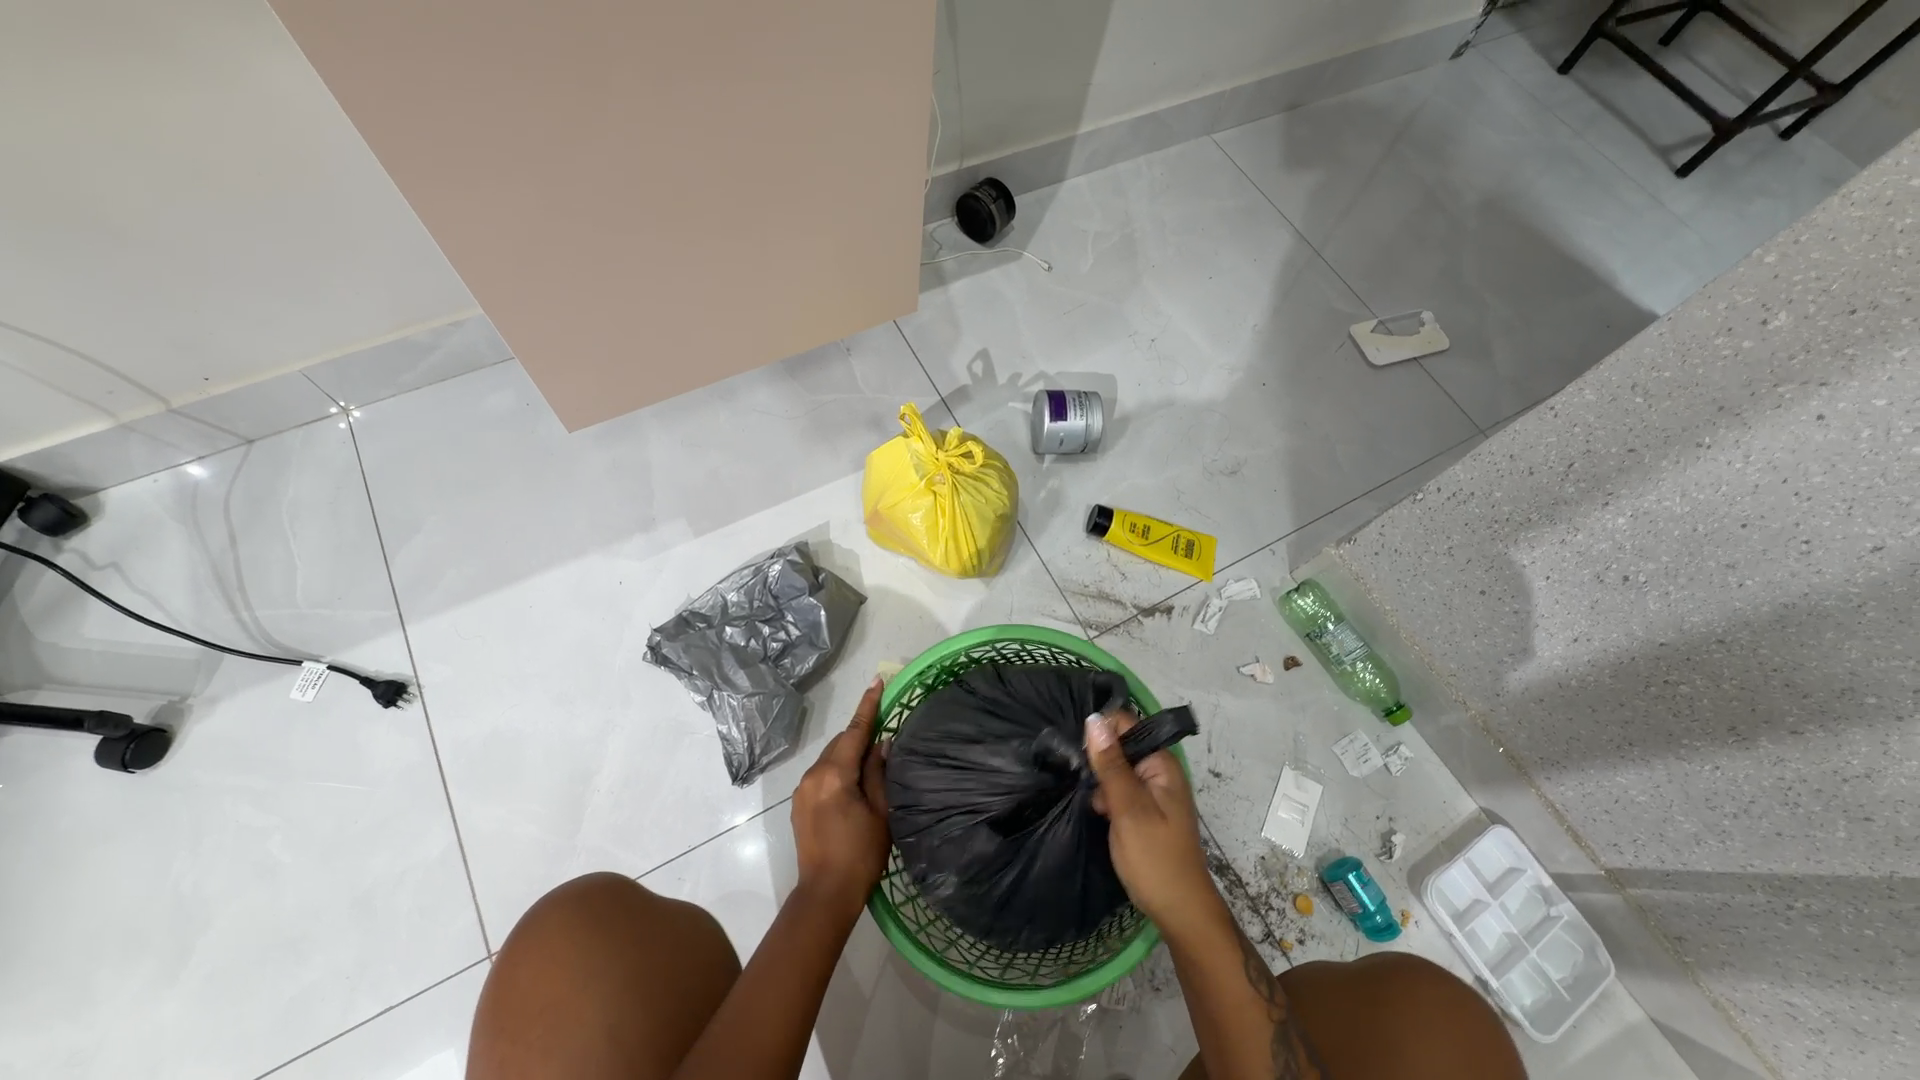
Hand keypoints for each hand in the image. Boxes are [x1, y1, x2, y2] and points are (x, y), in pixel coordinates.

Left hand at [791, 677, 890, 913]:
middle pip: (840, 743)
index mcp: (834, 774)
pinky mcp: (799, 804)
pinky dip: (838, 770)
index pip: (855, 732)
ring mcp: (802, 790)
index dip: (868, 706)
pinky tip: (854, 782)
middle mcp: (813, 775)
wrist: (825, 893)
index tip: (878, 682)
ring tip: (873, 761)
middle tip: (885, 730)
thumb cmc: (861, 854)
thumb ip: (879, 773)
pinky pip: (822, 775)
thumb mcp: (880, 811)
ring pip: (830, 759)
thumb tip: (882, 743)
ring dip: (849, 754)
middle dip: (861, 734)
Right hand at [1085, 711, 1220, 929]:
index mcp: (1162, 764)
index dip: (1101, 735)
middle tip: (1090, 788)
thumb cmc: (1154, 857)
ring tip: (1097, 808)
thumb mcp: (1127, 808)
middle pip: (1120, 747)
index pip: (1126, 725)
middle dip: (1100, 763)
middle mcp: (1160, 772)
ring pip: (1117, 771)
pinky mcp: (1146, 812)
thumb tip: (1093, 719)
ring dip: (1102, 785)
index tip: (1083, 758)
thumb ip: (1110, 764)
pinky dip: (1108, 800)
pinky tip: (1101, 816)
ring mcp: (1154, 793)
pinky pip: (1121, 792)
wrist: (1178, 909)